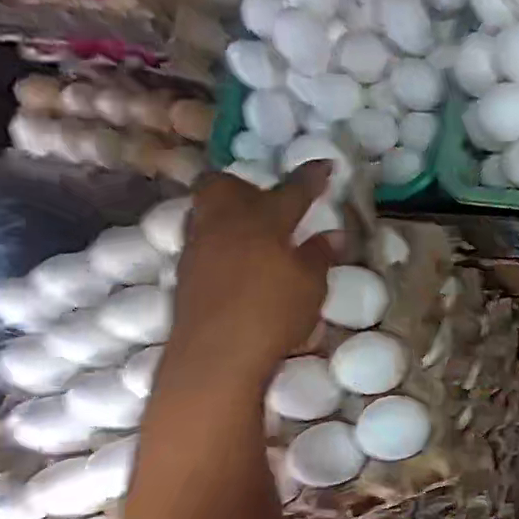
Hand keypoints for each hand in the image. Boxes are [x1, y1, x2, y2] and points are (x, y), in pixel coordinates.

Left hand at [165, 163, 337, 388]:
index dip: (311, 178)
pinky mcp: (186, 269)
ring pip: (208, 208)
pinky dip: (222, 240)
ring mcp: (198, 244)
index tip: (325, 166)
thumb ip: (319, 257)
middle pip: (226, 185)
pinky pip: (203, 237)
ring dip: (231, 212)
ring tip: (256, 234)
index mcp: (262, 222)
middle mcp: (224, 222)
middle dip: (249, 187)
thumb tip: (331, 235)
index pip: (292, 192)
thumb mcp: (311, 287)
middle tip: (273, 207)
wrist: (218, 352)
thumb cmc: (274, 314)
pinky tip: (240, 262)